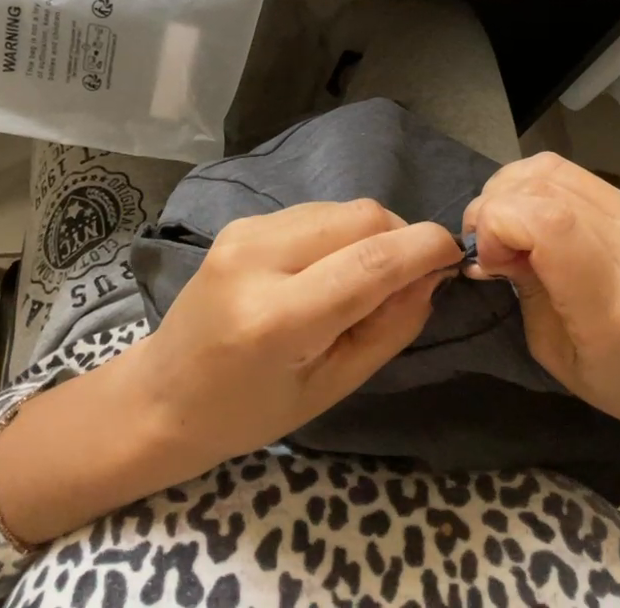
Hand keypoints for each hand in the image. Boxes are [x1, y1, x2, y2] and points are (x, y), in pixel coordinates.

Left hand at [127, 199, 462, 465]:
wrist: (164, 395)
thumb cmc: (250, 412)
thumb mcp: (331, 387)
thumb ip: (389, 327)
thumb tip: (431, 275)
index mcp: (277, 318)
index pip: (371, 260)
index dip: (426, 248)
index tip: (455, 255)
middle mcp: (257, 258)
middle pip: (362, 217)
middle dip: (401, 238)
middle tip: (408, 279)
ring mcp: (244, 232)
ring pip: (343, 208)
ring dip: (371, 235)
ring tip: (362, 281)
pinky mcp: (242, 222)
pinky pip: (317, 212)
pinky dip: (341, 233)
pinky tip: (328, 270)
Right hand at [464, 153, 619, 471]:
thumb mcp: (554, 354)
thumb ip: (524, 287)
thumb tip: (488, 243)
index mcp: (614, 310)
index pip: (550, 225)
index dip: (499, 221)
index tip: (486, 255)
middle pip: (547, 188)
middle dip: (497, 204)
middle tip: (486, 241)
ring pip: (557, 170)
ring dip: (513, 189)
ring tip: (506, 226)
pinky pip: (577, 176)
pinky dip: (539, 187)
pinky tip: (533, 216)